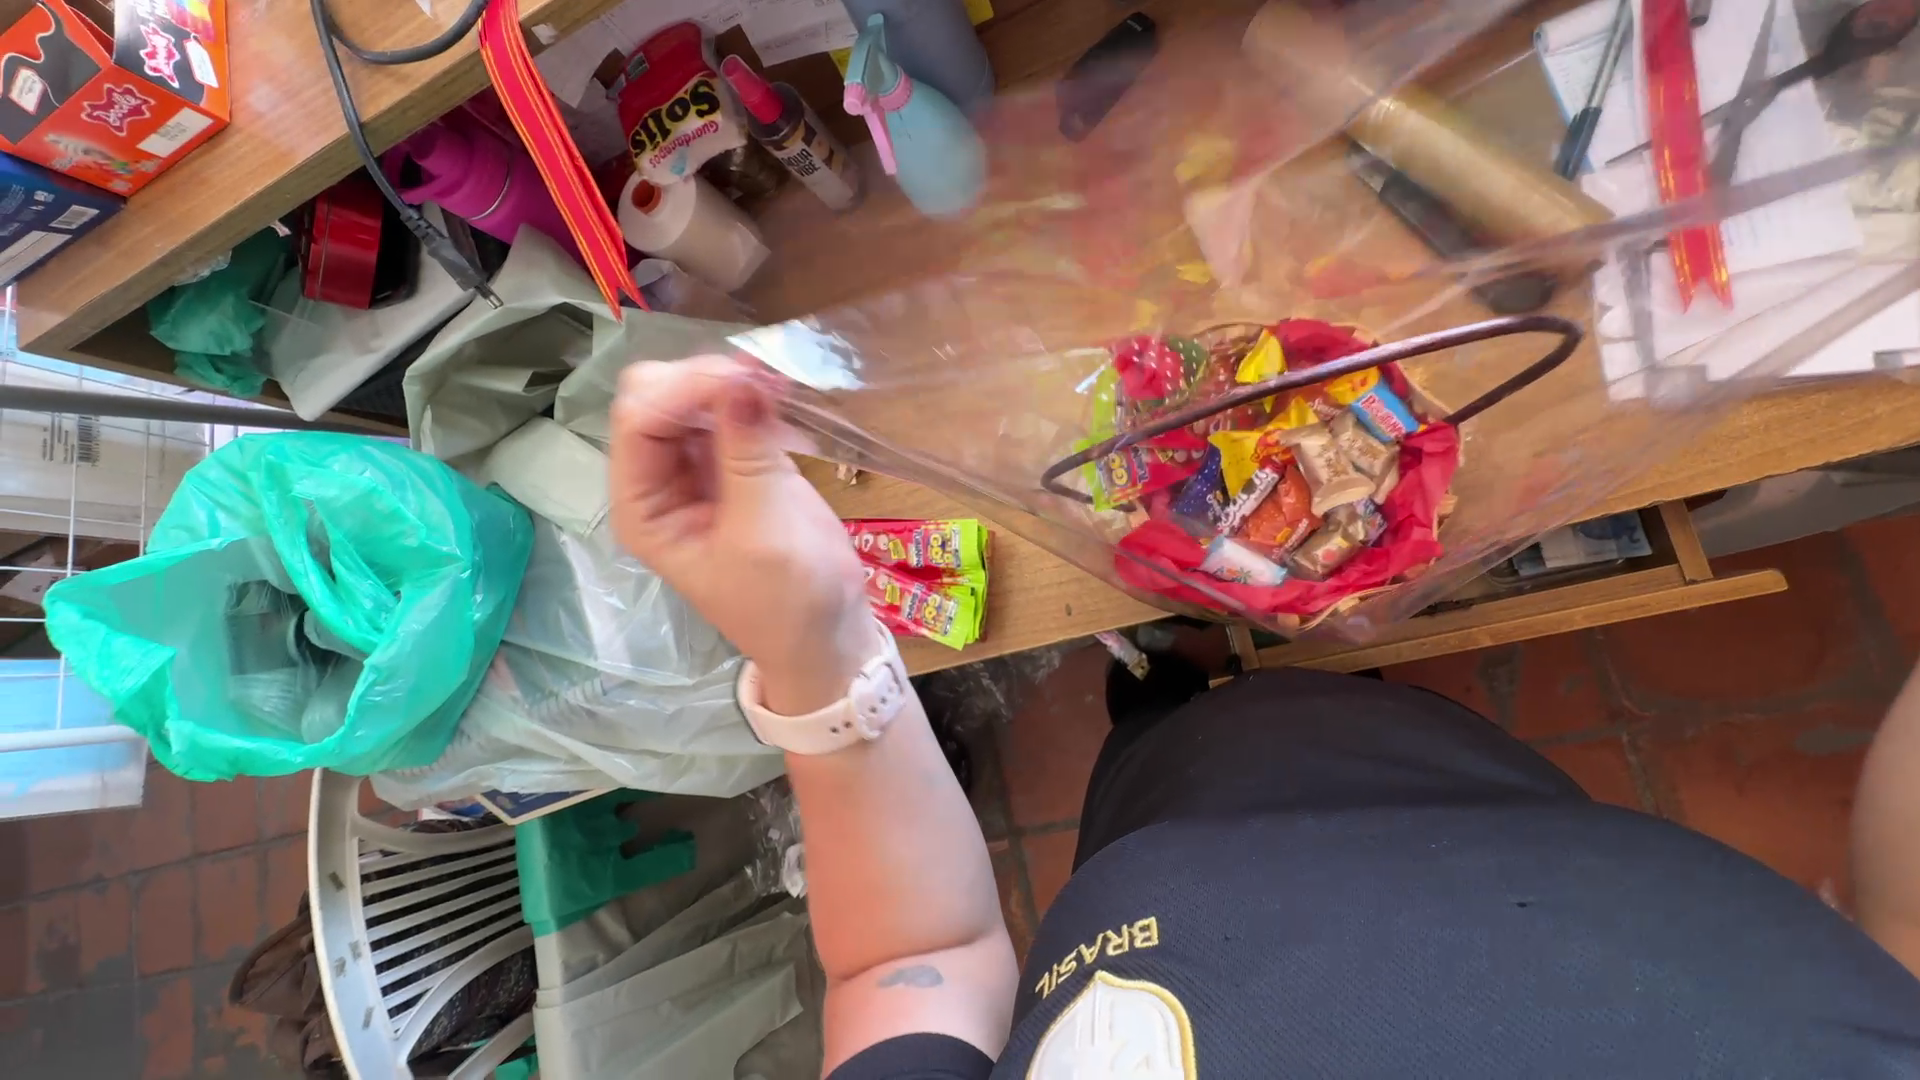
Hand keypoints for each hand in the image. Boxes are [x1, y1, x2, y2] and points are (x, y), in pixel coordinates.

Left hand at [609, 356, 874, 715]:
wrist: (828, 634)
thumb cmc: (787, 600)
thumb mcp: (763, 531)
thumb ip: (748, 452)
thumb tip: (743, 377)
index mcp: (645, 507)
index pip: (639, 422)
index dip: (683, 391)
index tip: (741, 380)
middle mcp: (662, 480)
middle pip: (660, 398)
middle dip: (705, 380)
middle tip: (762, 378)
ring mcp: (701, 468)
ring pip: (697, 396)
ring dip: (733, 382)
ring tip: (779, 383)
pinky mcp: (742, 462)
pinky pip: (735, 411)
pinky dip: (756, 396)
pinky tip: (784, 396)